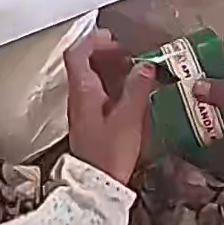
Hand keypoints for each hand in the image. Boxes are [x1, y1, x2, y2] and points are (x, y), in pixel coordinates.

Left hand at [64, 29, 156, 183]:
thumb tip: (145, 66)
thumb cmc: (110, 152)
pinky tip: (130, 90)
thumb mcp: (129, 117)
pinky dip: (112, 84)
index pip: (78, 55)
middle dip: (104, 52)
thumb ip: (137, 88)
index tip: (113, 38)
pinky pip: (97, 92)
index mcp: (83, 91)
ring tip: (133, 67)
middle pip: (83, 64)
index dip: (93, 41)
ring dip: (109, 68)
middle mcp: (78, 97)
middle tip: (127, 51)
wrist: (96, 186)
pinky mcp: (90, 121)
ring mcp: (82, 110)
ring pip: (91, 78)